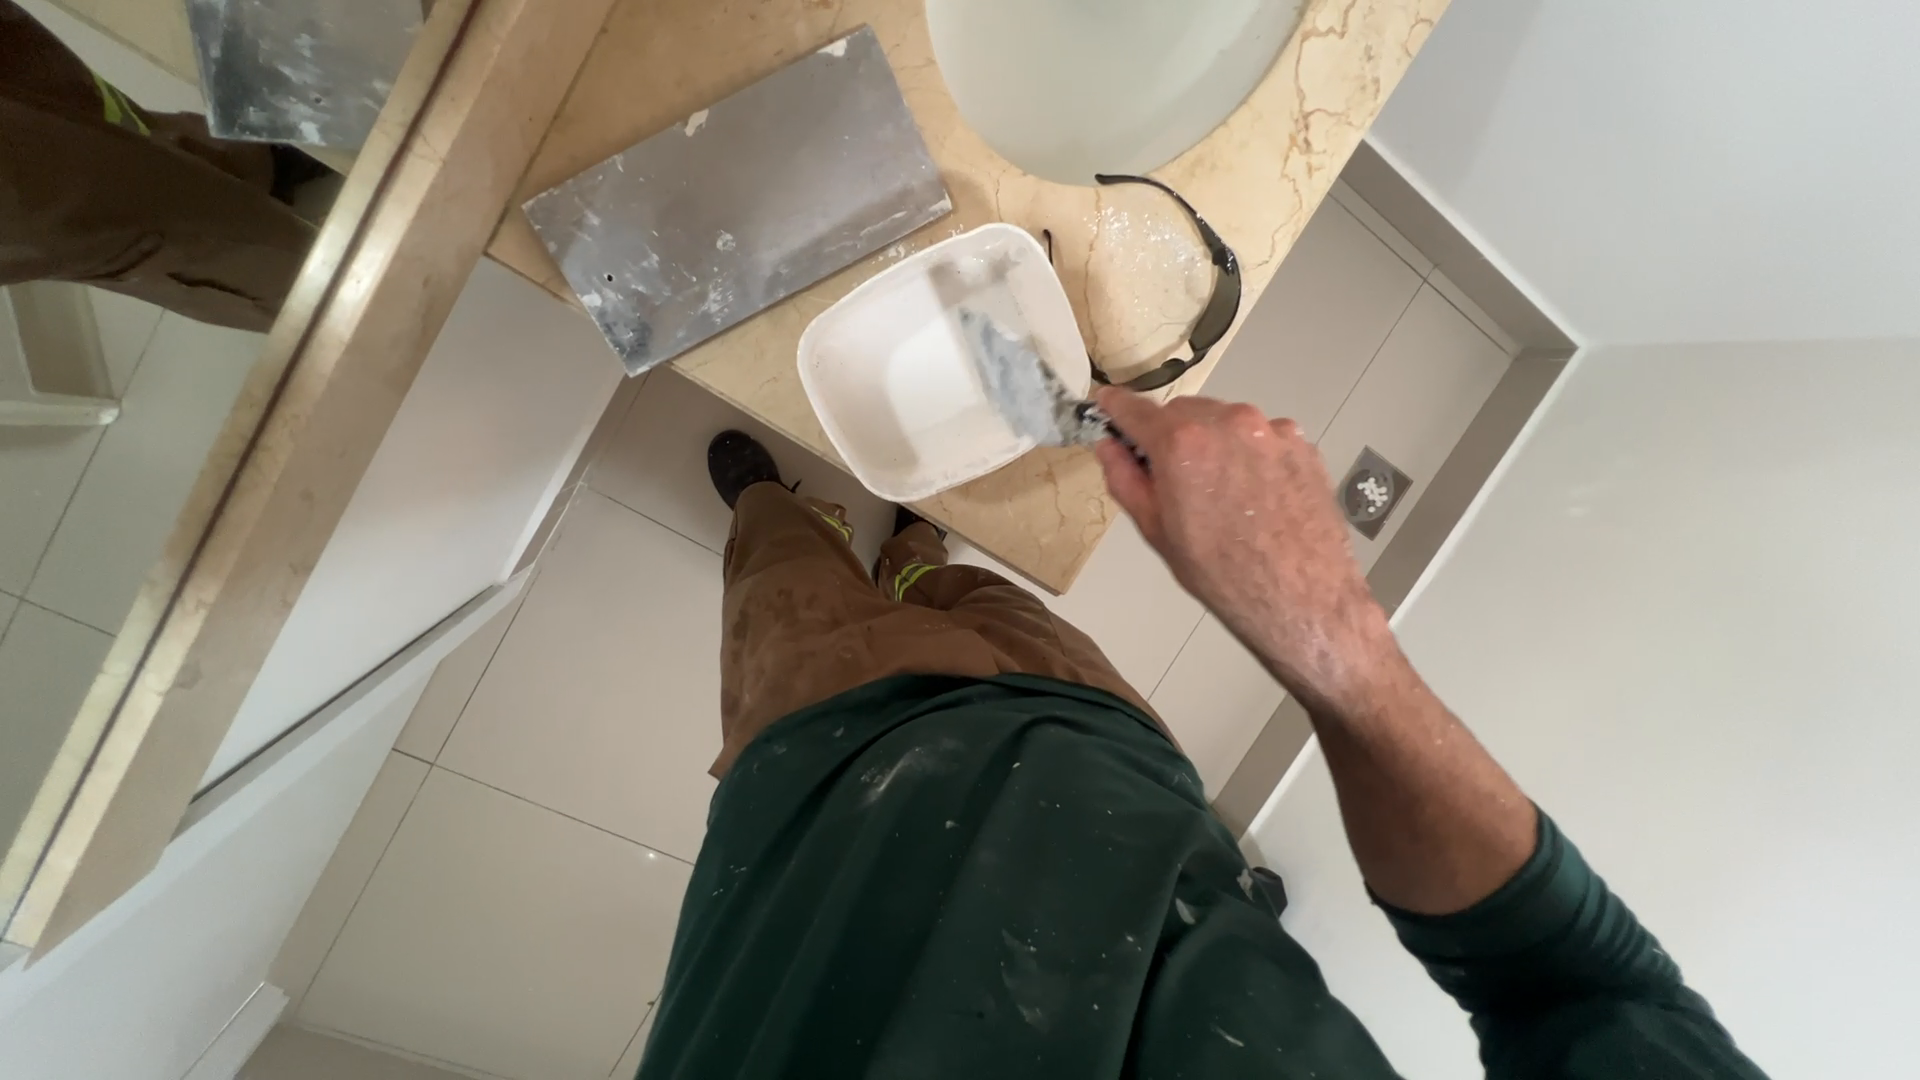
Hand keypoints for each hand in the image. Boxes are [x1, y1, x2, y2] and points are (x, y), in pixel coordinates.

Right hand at [1094, 387, 1402, 718]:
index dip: (1116, 407)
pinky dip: (1246, 452)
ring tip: (1219, 491)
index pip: (1136, 409)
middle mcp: (1227, 422)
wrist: (1301, 596)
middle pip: (1182, 411)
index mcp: (1182, 443)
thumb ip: (1126, 480)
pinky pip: (1258, 436)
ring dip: (1210, 442)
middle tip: (1171, 476)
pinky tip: (1253, 493)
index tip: (1105, 404)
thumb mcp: (1157, 531)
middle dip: (1169, 434)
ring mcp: (1270, 429)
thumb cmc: (1220, 572)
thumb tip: (1108, 447)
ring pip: (1222, 421)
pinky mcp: (1301, 443)